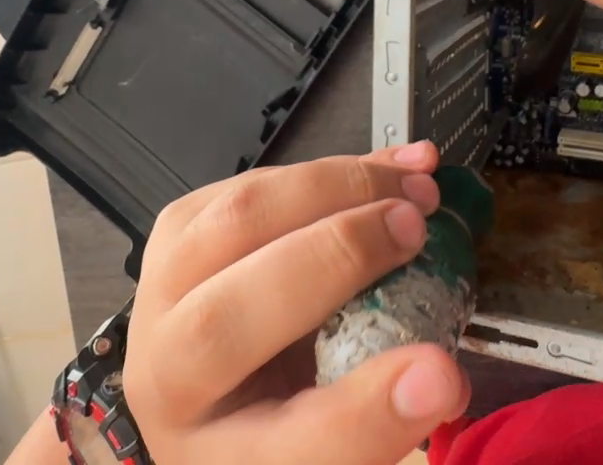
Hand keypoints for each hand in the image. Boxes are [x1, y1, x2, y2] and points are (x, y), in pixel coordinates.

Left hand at [122, 142, 469, 464]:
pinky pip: (250, 183)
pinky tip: (385, 166)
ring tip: (414, 186)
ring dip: (337, 188)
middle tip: (419, 229)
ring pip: (237, 221)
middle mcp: (170, 379)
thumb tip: (442, 375)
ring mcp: (159, 290)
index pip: (293, 450)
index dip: (369, 413)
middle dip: (339, 256)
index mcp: (223, 458)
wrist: (186, 376)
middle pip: (229, 321)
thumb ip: (376, 413)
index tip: (442, 375)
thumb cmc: (266, 411)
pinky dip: (328, 168)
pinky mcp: (176, 227)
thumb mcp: (322, 441)